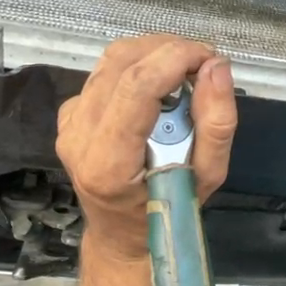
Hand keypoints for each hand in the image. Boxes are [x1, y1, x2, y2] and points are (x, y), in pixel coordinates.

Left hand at [56, 34, 236, 265]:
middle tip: (204, 63)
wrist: (121, 236)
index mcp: (108, 163)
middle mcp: (78, 137)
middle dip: (170, 49)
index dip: (176, 58)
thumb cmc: (167, 214)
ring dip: (155, 52)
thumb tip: (216, 68)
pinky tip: (159, 86)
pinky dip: (138, 66)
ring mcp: (68, 123)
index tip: (210, 59)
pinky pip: (105, 72)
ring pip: (112, 59)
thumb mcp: (207, 178)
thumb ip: (216, 124)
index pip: (136, 87)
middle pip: (122, 63)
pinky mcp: (69, 113)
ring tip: (186, 71)